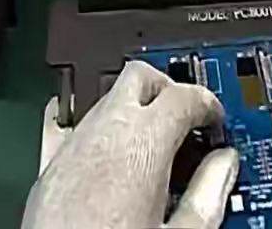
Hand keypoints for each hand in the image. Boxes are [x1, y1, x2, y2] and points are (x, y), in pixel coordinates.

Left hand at [23, 60, 238, 228]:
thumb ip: (206, 195)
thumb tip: (224, 165)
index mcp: (142, 144)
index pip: (184, 95)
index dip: (207, 103)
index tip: (215, 122)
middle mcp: (105, 132)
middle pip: (141, 76)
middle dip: (167, 89)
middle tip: (184, 119)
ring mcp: (72, 147)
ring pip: (108, 98)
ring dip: (134, 110)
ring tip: (152, 148)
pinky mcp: (48, 170)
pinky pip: (71, 126)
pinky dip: (95, 130)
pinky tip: (104, 152)